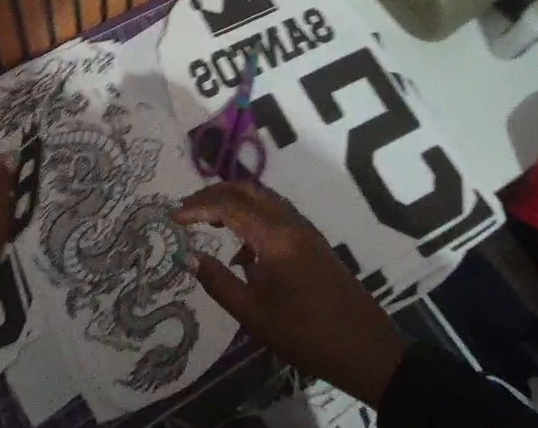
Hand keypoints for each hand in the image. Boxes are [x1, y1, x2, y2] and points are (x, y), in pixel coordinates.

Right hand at [174, 182, 407, 404]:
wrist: (365, 349)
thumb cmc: (305, 335)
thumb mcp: (254, 315)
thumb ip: (218, 282)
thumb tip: (188, 257)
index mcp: (274, 237)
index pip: (228, 206)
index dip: (197, 207)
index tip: (172, 217)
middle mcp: (289, 221)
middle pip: (246, 189)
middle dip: (213, 194)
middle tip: (187, 210)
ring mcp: (304, 228)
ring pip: (262, 197)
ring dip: (233, 201)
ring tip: (207, 222)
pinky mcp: (311, 239)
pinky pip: (274, 212)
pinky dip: (251, 215)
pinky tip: (241, 249)